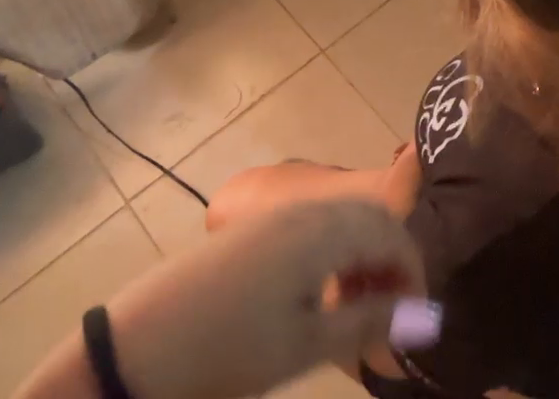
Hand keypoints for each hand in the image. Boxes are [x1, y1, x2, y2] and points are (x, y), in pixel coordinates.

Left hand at [15, 196, 438, 398]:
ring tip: (358, 312)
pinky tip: (320, 295)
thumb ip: (369, 322)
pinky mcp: (252, 230)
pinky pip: (315, 228)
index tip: (416, 324)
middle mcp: (307, 209)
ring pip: (344, 222)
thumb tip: (426, 317)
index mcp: (325, 229)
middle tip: (391, 318)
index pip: (396, 235)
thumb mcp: (305, 344)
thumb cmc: (228, 349)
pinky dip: (334, 255)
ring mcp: (276, 216)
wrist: (132, 347)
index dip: (416, 276)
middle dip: (392, 264)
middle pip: (374, 219)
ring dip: (364, 259)